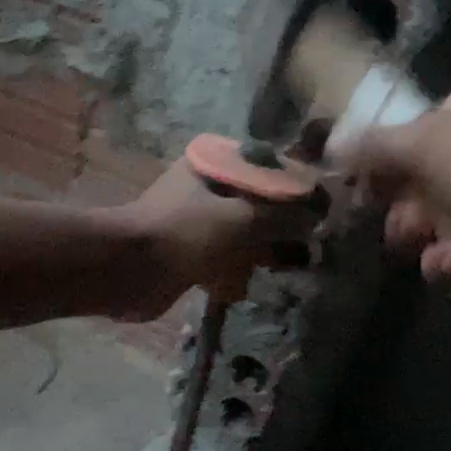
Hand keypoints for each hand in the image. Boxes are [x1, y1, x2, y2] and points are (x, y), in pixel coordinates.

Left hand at [112, 159, 315, 318]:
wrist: (127, 270)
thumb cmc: (186, 233)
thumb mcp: (244, 218)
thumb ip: (285, 215)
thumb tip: (318, 214)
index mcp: (217, 163)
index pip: (271, 169)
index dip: (300, 190)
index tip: (324, 214)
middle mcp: (207, 186)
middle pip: (259, 204)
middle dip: (283, 227)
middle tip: (308, 247)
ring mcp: (196, 222)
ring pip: (243, 235)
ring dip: (262, 252)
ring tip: (286, 269)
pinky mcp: (188, 254)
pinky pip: (224, 261)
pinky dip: (236, 273)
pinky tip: (245, 286)